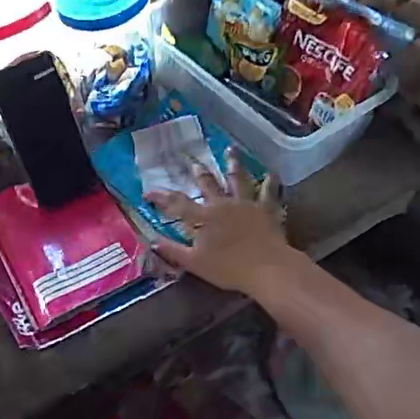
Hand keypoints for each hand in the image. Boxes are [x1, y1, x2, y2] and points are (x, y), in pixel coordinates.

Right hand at [145, 148, 302, 296]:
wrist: (267, 268)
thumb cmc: (228, 268)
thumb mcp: (194, 263)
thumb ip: (173, 251)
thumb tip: (152, 242)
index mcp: (204, 217)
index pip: (177, 204)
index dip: (161, 197)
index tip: (148, 193)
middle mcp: (223, 204)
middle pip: (209, 184)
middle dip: (199, 173)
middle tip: (193, 164)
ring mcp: (246, 204)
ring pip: (238, 179)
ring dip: (233, 164)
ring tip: (230, 150)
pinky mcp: (266, 210)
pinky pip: (268, 192)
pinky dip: (270, 182)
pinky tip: (271, 173)